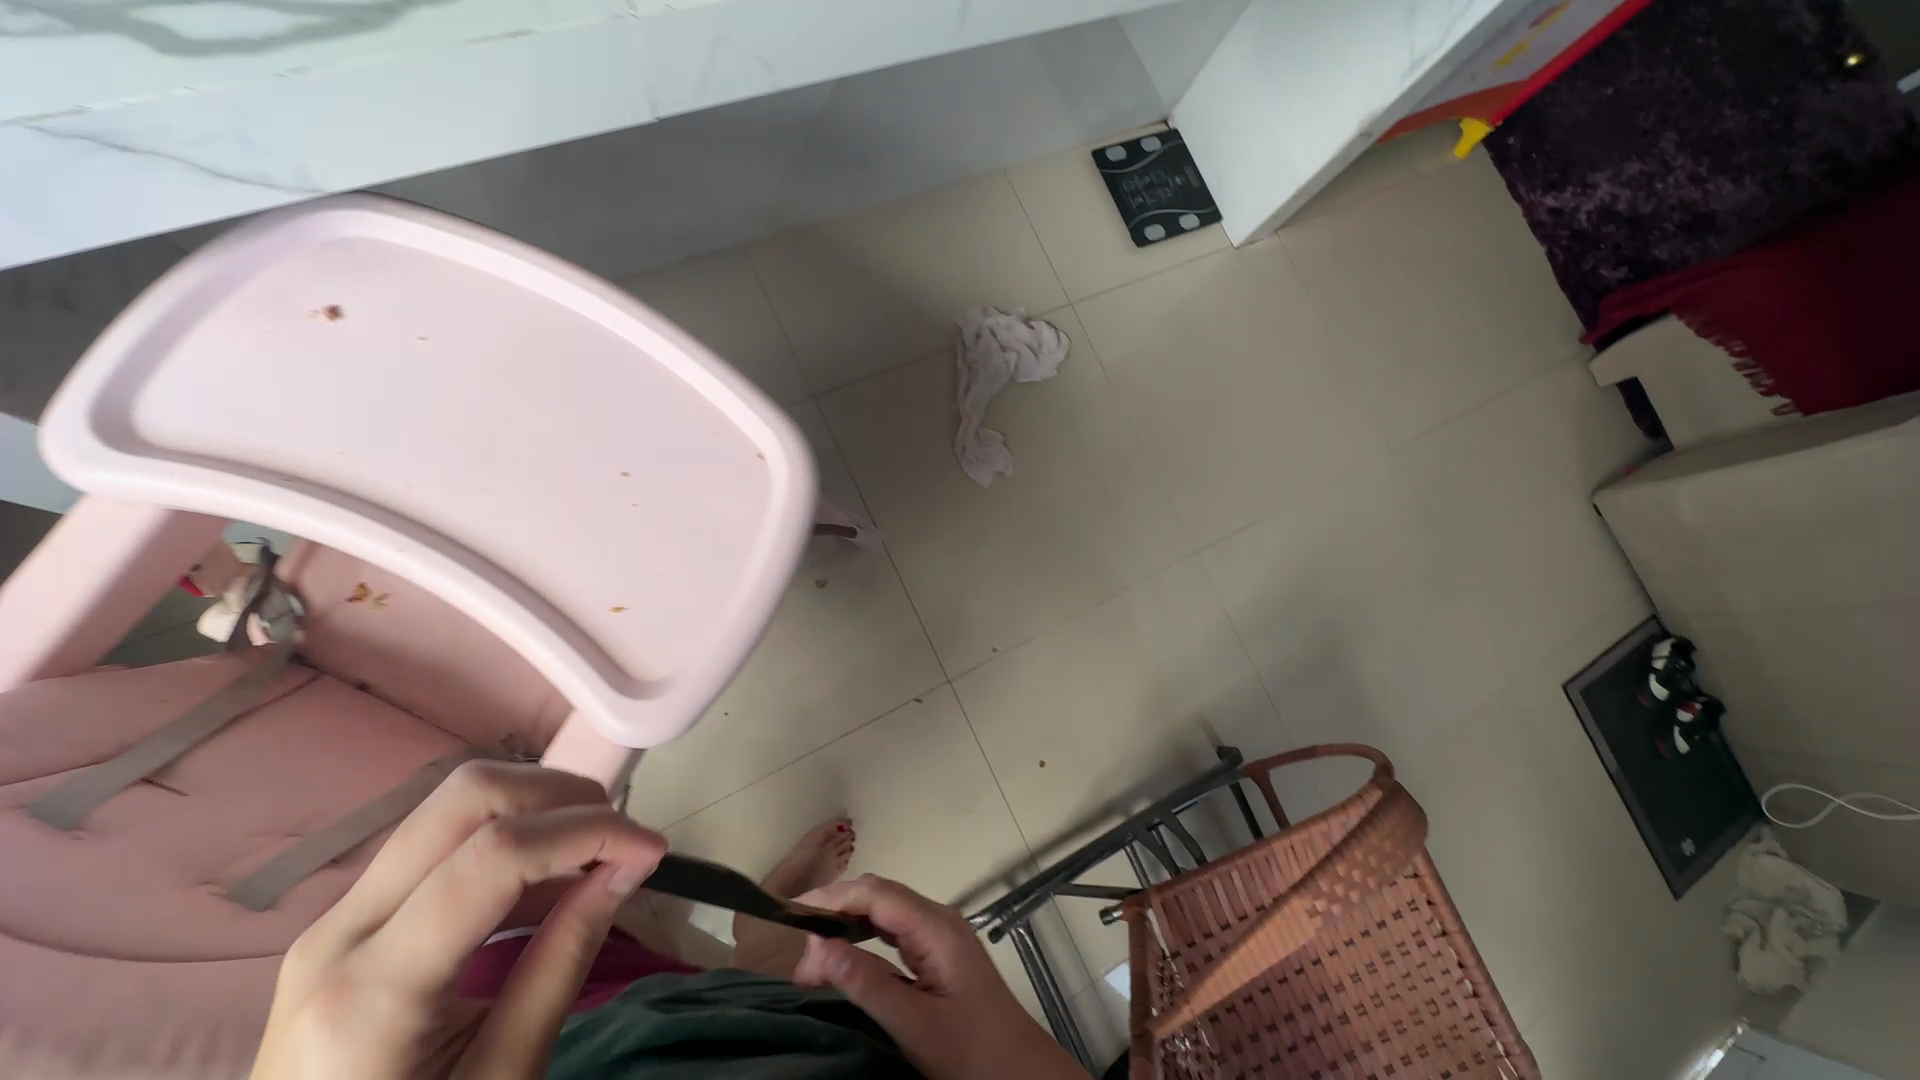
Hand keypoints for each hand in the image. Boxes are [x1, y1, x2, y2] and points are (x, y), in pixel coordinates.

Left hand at [251, 760, 665, 1079]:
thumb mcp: (502, 1079)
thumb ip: (563, 963)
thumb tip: (628, 867)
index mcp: (371, 991)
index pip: (494, 856)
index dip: (589, 831)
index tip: (652, 849)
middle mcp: (339, 931)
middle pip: (465, 798)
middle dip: (562, 795)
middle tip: (622, 835)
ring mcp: (335, 919)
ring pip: (451, 807)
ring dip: (537, 808)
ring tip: (597, 855)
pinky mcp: (346, 921)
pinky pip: (438, 845)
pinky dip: (508, 839)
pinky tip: (550, 882)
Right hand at [791, 875, 1086, 1079]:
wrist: (1020, 1071)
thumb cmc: (970, 1050)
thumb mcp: (913, 1024)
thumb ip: (866, 984)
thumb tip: (818, 949)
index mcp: (936, 928)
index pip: (876, 894)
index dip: (833, 897)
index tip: (792, 915)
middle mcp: (939, 919)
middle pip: (880, 895)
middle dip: (835, 912)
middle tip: (798, 947)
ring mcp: (942, 933)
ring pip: (886, 910)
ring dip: (848, 923)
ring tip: (813, 953)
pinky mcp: (940, 950)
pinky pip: (896, 928)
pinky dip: (865, 935)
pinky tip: (846, 954)